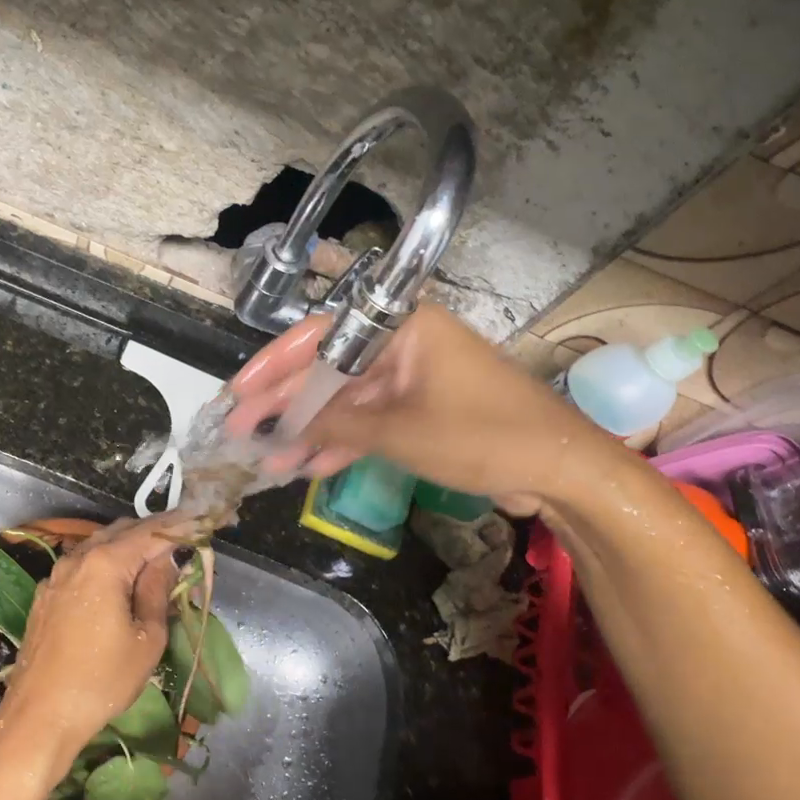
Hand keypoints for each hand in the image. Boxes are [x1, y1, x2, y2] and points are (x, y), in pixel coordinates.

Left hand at [0, 517, 185, 786]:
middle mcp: (77, 559)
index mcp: (105, 564)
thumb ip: (158, 591)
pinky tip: (118, 583)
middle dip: (153, 533)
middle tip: (182, 543)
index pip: (151, 532)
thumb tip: (166, 561)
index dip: (179, 526)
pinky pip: (81, 566)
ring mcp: (56, 576)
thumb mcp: (146, 638)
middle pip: (121, 532)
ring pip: (98, 546)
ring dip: (127, 547)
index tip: (201, 520)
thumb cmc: (102, 680)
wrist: (40, 713)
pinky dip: (105, 564)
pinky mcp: (46, 596)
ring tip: (154, 562)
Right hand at [225, 308, 621, 514]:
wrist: (560, 471)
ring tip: (266, 456)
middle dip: (285, 403)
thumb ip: (335, 424)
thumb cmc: (482, 435)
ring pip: (345, 401)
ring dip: (308, 429)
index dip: (274, 364)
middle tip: (240, 429)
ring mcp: (412, 382)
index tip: (239, 390)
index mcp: (404, 328)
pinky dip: (340, 443)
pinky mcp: (421, 414)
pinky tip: (307, 466)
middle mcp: (404, 346)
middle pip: (328, 370)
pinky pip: (368, 422)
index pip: (322, 335)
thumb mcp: (399, 432)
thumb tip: (282, 425)